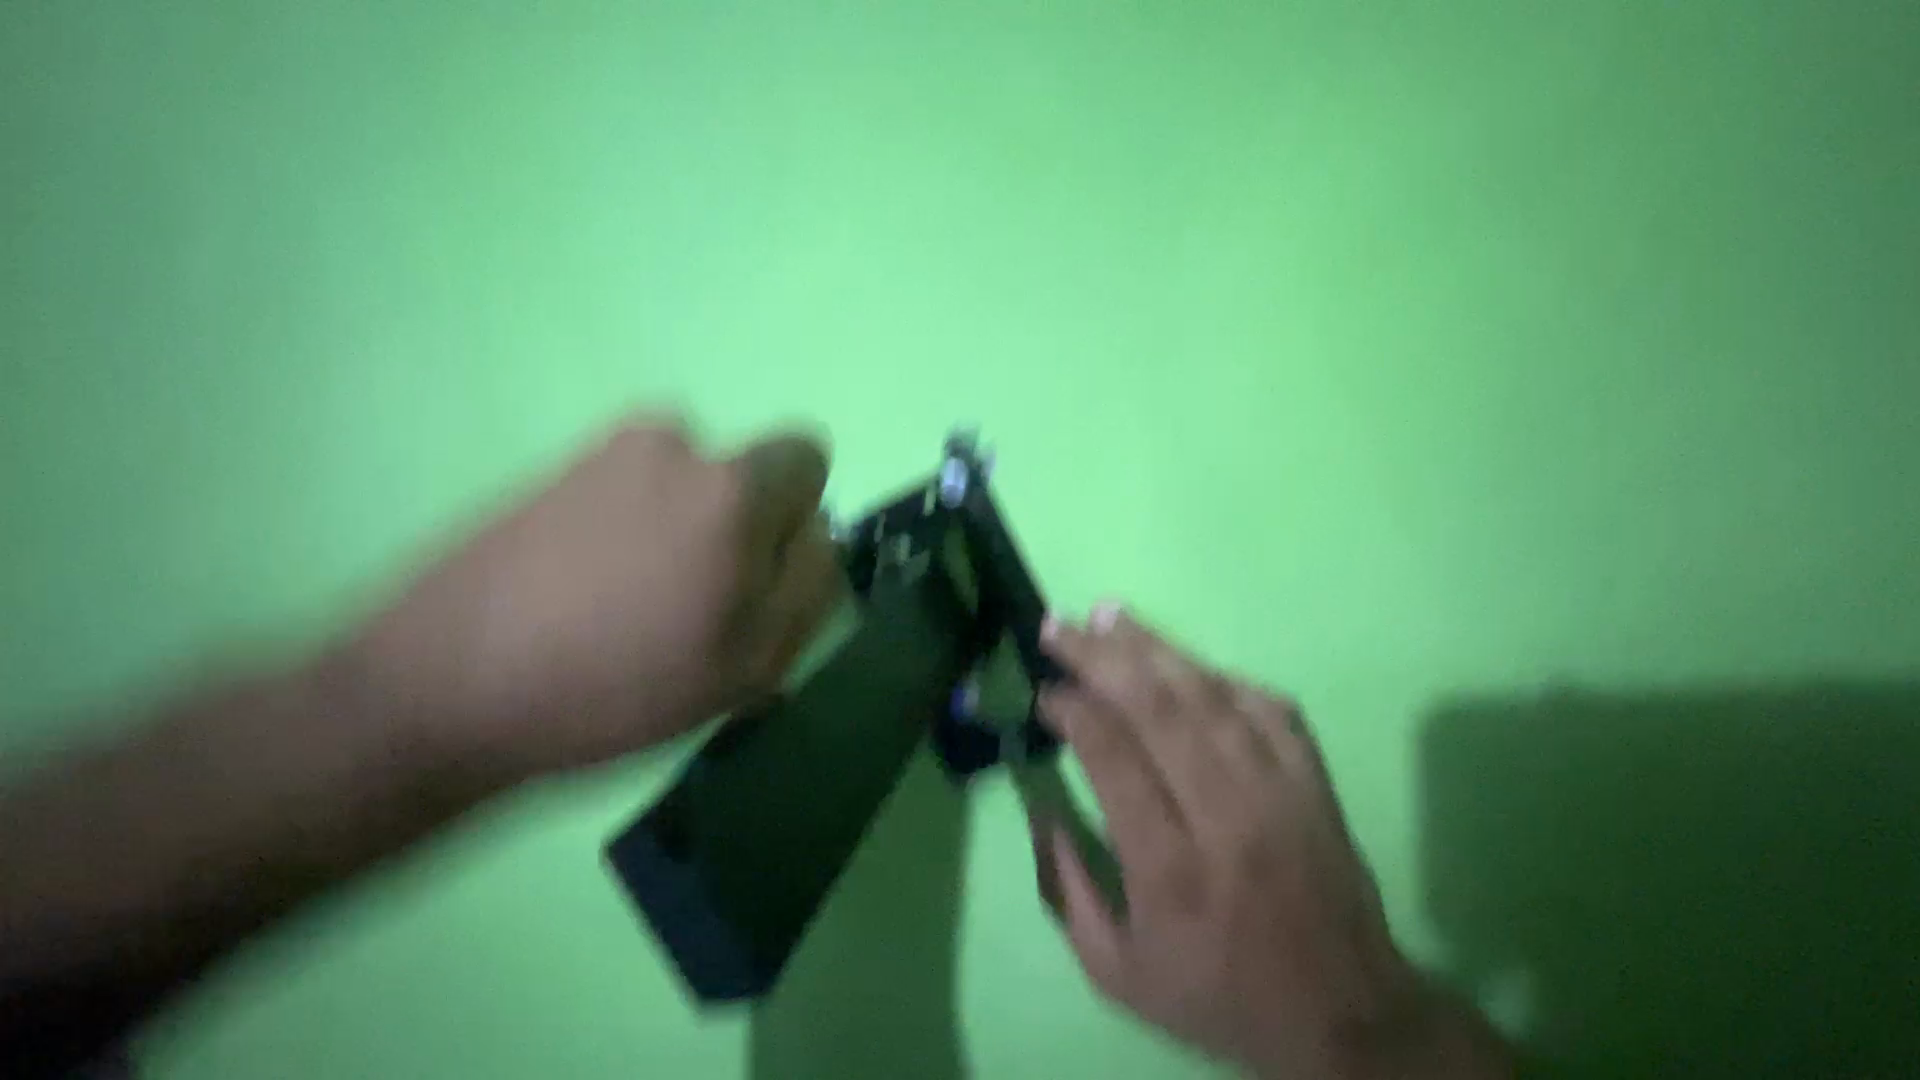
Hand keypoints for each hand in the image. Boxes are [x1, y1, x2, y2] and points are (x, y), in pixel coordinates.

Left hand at [349, 413, 844, 782]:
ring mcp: (599, 453)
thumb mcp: (751, 662)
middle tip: (692, 611)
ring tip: (629, 611)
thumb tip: (818, 536)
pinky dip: (624, 535)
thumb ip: (811, 587)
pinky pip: (623, 496)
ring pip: (681, 490)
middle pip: (742, 478)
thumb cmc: (617, 683)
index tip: (757, 578)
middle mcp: (669, 441)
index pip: (808, 457)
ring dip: (679, 536)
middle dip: (737, 531)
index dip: (797, 520)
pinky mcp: (547, 473)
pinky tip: (582, 599)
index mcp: (730, 482)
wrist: (441, 688)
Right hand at [1034, 605, 1504, 1078]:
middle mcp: (1225, 815)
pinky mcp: (1314, 780)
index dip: (1073, 710)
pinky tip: (1185, 661)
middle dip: (1099, 657)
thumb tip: (1042, 810)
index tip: (1044, 692)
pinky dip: (1220, 675)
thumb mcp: (1117, 973)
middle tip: (1057, 627)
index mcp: (1170, 868)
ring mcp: (1279, 790)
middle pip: (1157, 708)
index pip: (1113, 756)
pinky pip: (1266, 705)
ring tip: (1108, 615)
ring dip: (1153, 647)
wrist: (1347, 1016)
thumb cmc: (1219, 996)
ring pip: (1209, 694)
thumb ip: (1067, 890)